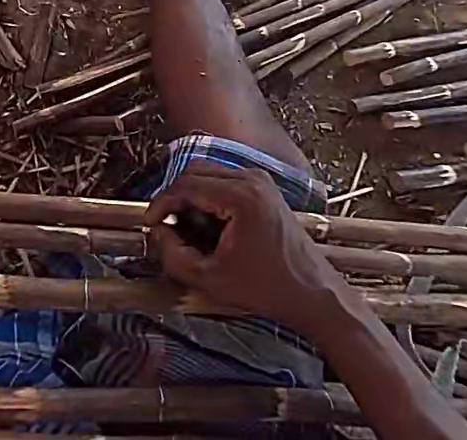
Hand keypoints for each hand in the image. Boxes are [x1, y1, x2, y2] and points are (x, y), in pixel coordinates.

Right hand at [145, 163, 347, 331]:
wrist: (316, 296)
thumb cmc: (269, 290)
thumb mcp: (212, 279)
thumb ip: (175, 256)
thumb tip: (157, 233)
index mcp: (240, 196)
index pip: (186, 185)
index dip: (162, 203)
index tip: (150, 222)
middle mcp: (251, 178)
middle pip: (195, 171)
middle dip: (175, 196)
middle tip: (165, 223)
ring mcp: (260, 179)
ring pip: (208, 172)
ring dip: (190, 194)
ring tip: (185, 224)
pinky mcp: (264, 187)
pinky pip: (224, 178)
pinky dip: (208, 194)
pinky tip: (207, 222)